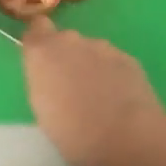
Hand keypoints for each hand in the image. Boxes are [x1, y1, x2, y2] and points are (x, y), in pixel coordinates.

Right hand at [21, 17, 165, 165]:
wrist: (125, 138)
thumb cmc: (72, 132)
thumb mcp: (41, 107)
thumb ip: (43, 80)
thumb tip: (50, 73)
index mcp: (44, 52)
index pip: (36, 27)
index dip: (40, 41)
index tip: (42, 60)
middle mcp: (72, 41)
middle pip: (65, 41)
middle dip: (66, 58)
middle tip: (70, 89)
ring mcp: (104, 47)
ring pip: (91, 51)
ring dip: (91, 67)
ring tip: (98, 99)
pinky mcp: (129, 59)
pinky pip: (113, 62)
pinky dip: (113, 75)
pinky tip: (119, 101)